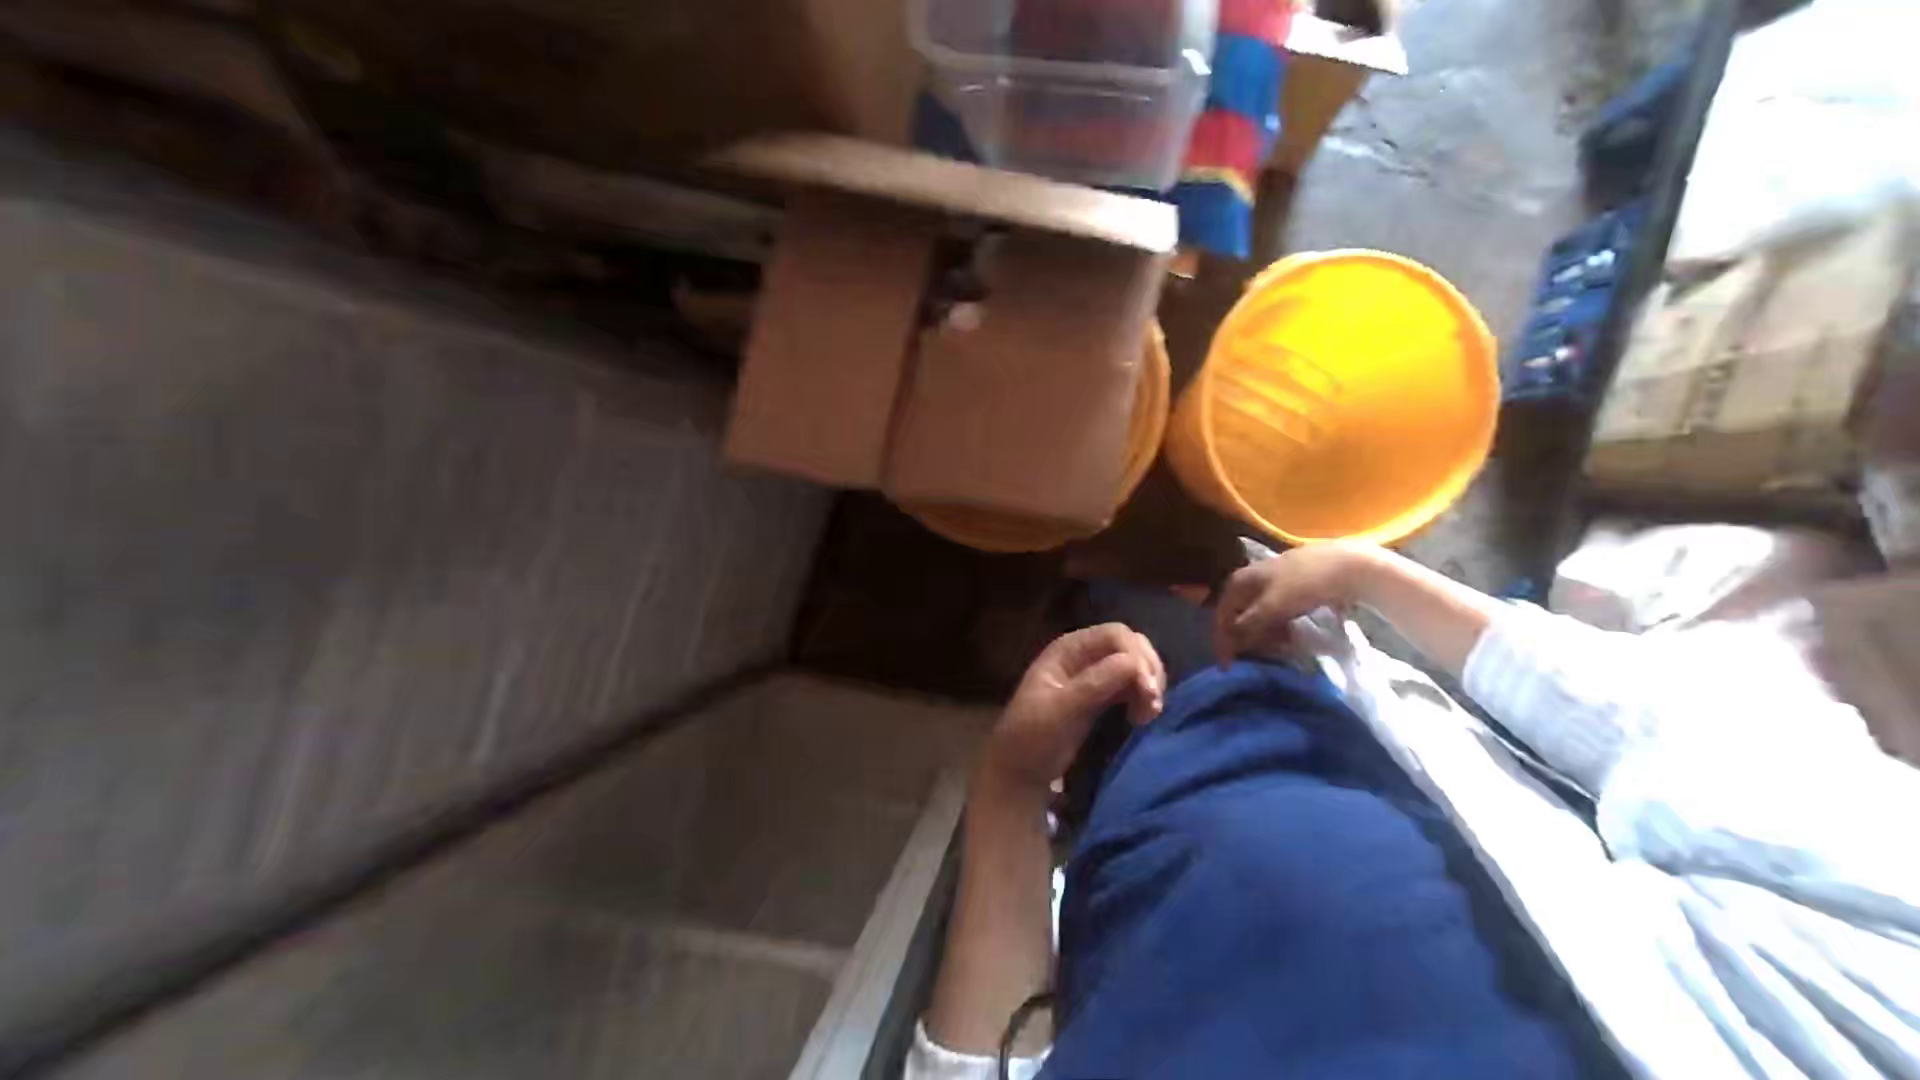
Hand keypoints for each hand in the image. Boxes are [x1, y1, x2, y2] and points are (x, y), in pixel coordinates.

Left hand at [981, 624, 1164, 795]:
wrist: (1020, 774)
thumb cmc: (1031, 739)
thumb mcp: (1058, 712)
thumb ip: (1093, 685)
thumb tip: (1133, 664)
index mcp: (1067, 649)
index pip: (1115, 635)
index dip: (1137, 657)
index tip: (1148, 692)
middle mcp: (1083, 654)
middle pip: (1131, 645)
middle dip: (1148, 670)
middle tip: (1153, 705)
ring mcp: (1094, 675)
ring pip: (1136, 665)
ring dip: (1150, 684)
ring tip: (1149, 714)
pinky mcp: (1103, 697)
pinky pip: (1133, 685)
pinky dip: (1145, 696)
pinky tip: (1144, 716)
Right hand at [1213, 542, 1381, 667]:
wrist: (1348, 564)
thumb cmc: (1304, 584)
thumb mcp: (1271, 607)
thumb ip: (1247, 625)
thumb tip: (1228, 642)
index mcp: (1239, 580)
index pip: (1221, 615)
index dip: (1222, 641)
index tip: (1227, 666)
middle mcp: (1249, 576)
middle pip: (1238, 613)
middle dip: (1244, 636)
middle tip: (1255, 655)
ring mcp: (1271, 578)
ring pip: (1257, 611)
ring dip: (1263, 631)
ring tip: (1277, 646)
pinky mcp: (1292, 582)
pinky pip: (1275, 608)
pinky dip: (1277, 623)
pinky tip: (1291, 631)